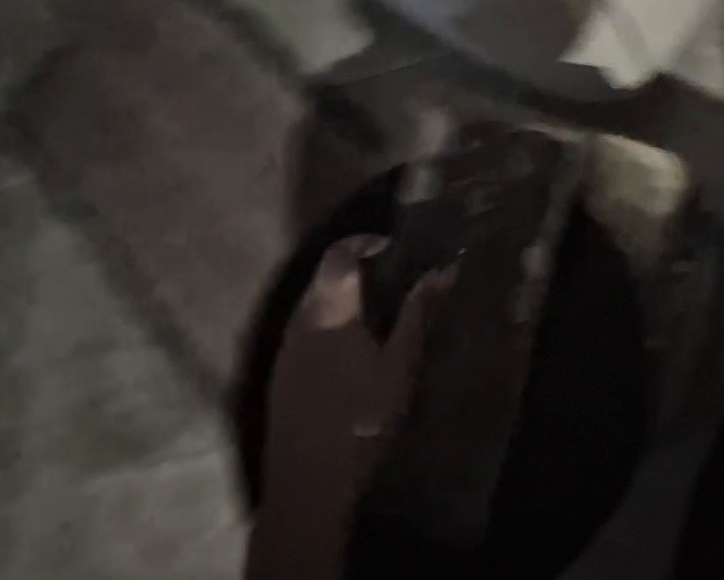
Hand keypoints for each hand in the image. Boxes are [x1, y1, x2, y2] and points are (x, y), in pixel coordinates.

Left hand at [249, 235, 454, 579]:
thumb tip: (444, 268)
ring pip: (311, 302)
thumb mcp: (401, 364)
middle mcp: (301, 320)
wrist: (309, 482)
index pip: (339, 255)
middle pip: (323, 276)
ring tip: (377, 310)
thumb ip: (418, 312)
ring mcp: (285, 348)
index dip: (363, 241)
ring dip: (340, 296)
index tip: (392, 246)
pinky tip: (350, 347)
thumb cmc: (362, 417)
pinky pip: (303, 328)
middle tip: (392, 277)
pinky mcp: (280, 373)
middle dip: (354, 268)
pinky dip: (327, 321)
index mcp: (330, 311)